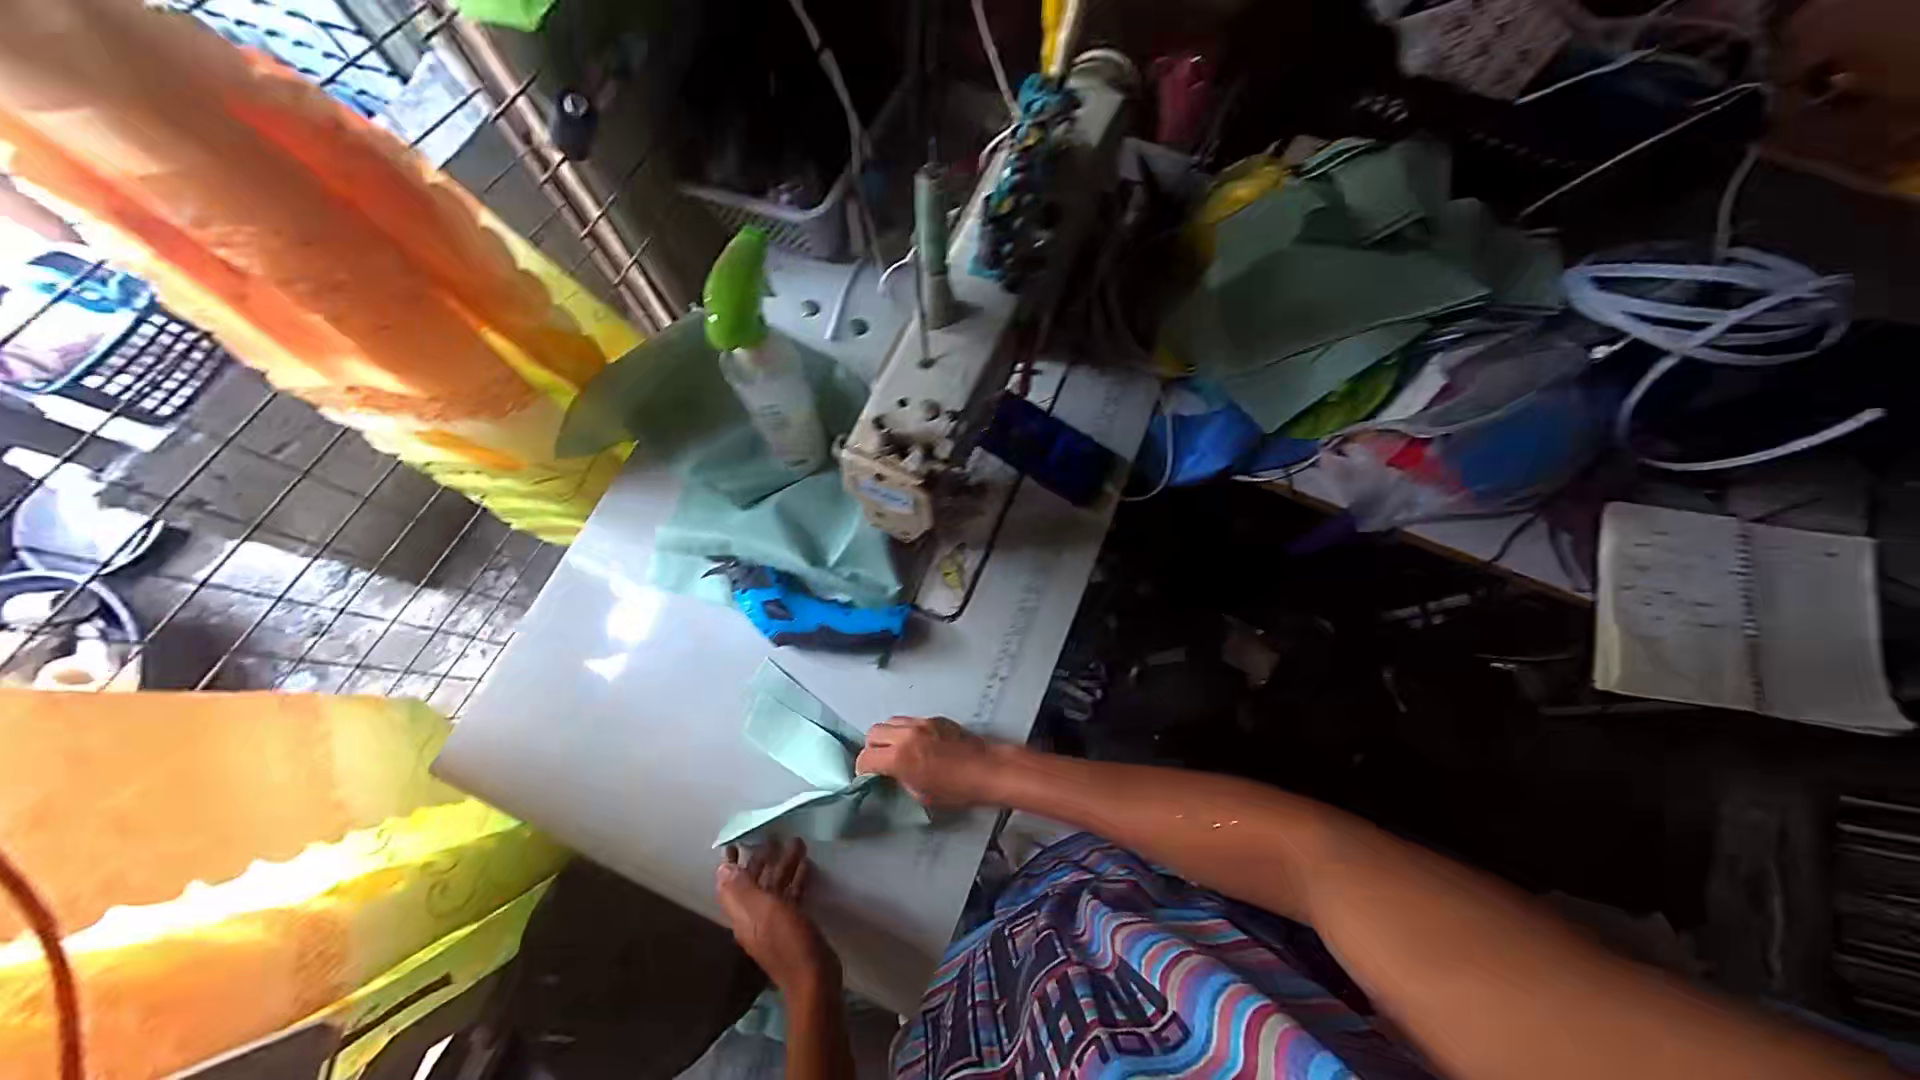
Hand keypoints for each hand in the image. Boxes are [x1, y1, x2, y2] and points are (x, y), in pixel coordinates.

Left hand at [715, 838, 839, 997]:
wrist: (813, 979)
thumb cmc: (789, 941)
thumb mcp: (764, 911)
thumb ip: (743, 889)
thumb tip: (722, 869)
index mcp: (743, 915)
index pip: (731, 884)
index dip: (732, 863)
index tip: (739, 842)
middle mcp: (754, 919)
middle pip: (755, 883)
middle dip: (762, 860)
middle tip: (775, 838)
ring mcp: (774, 924)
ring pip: (774, 888)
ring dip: (782, 866)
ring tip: (798, 845)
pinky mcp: (793, 927)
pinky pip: (790, 897)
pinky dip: (795, 881)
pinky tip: (807, 868)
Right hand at [855, 716, 1004, 807]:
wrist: (987, 769)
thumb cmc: (957, 790)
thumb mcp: (922, 795)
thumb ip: (901, 780)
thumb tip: (892, 774)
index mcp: (899, 757)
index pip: (866, 758)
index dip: (863, 769)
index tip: (868, 776)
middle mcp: (906, 735)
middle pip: (873, 733)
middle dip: (872, 748)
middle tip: (880, 762)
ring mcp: (921, 723)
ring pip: (890, 722)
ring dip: (888, 736)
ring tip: (897, 750)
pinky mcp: (935, 718)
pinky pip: (911, 720)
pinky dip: (907, 731)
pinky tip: (917, 744)